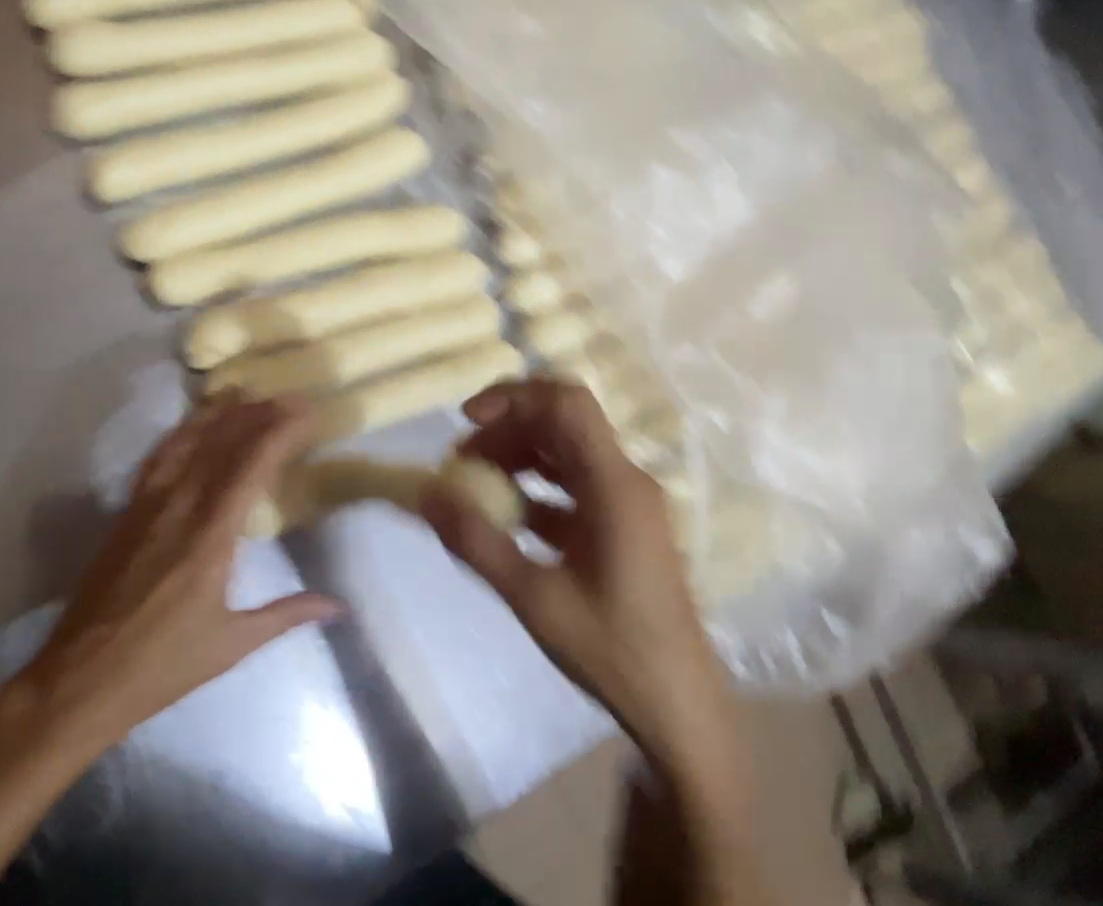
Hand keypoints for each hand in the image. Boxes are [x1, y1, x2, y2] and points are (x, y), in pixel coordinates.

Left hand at [17, 392, 342, 750]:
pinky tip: (188, 429)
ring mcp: (144, 507)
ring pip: (182, 444)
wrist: (83, 675)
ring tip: (241, 392)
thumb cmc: (162, 665)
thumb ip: (286, 614)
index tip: (307, 411)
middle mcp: (175, 509)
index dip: (279, 432)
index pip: (249, 466)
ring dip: (213, 415)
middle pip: (217, 444)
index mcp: (208, 538)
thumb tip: (337, 605)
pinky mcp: (123, 515)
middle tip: (285, 394)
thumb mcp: (232, 643)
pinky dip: (178, 436)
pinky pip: (155, 461)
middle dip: (253, 413)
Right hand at [419, 377, 740, 774]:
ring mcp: (627, 505)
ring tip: (472, 489)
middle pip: (561, 423)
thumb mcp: (532, 597)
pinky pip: (572, 487)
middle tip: (458, 465)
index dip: (512, 397)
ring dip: (516, 458)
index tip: (465, 422)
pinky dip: (533, 489)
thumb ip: (476, 542)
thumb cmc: (611, 649)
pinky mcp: (621, 528)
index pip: (566, 403)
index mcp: (615, 487)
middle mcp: (626, 482)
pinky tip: (501, 520)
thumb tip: (424, 496)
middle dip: (503, 431)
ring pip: (565, 454)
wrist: (677, 704)